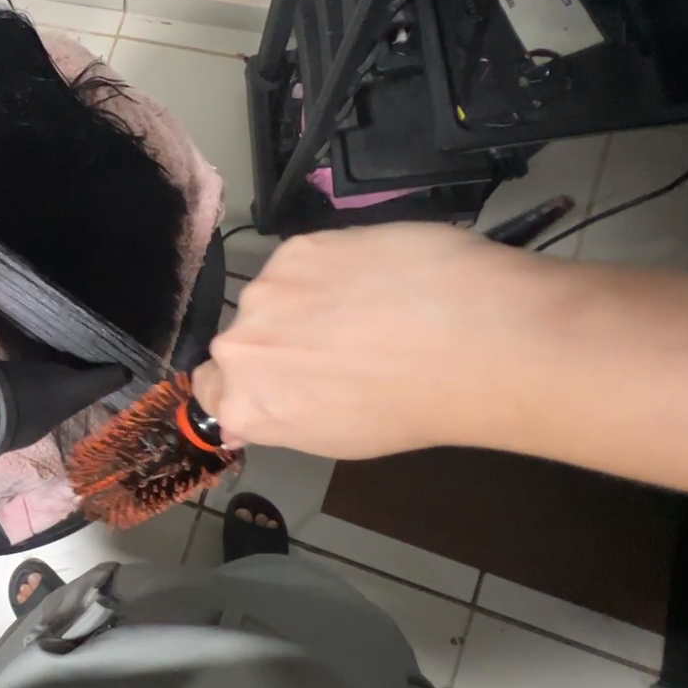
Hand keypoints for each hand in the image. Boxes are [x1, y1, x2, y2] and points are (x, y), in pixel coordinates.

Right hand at [196, 223, 548, 458]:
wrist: (478, 342)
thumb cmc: (413, 408)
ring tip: (364, 309)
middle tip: (334, 345)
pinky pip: (302, 262)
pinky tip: (373, 281)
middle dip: (276, 340)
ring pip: (273, 296)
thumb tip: (249, 411)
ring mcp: (264, 293)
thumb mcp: (332, 438)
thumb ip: (276, 417)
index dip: (244, 383)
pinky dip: (330, 269)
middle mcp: (237, 348)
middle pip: (242, 339)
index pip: (209, 388)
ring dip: (303, 301)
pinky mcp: (298, 249)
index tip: (279, 379)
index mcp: (243, 403)